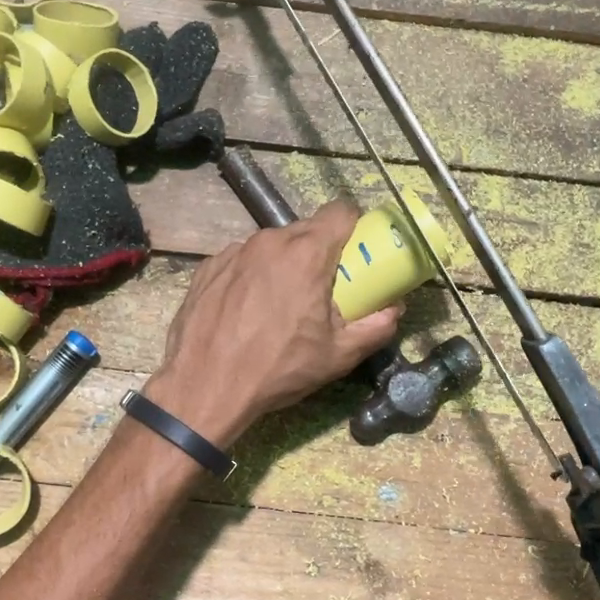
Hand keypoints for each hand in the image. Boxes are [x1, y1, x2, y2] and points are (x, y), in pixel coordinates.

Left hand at [144, 200, 401, 445]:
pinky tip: (245, 311)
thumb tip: (394, 310)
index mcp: (306, 254)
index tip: (355, 253)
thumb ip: (375, 328)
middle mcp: (269, 242)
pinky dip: (250, 277)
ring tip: (278, 306)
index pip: (340, 212)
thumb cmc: (276, 370)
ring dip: (282, 266)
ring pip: (271, 246)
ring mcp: (234, 252)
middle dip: (318, 254)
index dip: (353, 227)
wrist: (204, 387)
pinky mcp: (207, 268)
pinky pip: (241, 261)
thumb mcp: (337, 356)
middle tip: (319, 290)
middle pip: (305, 231)